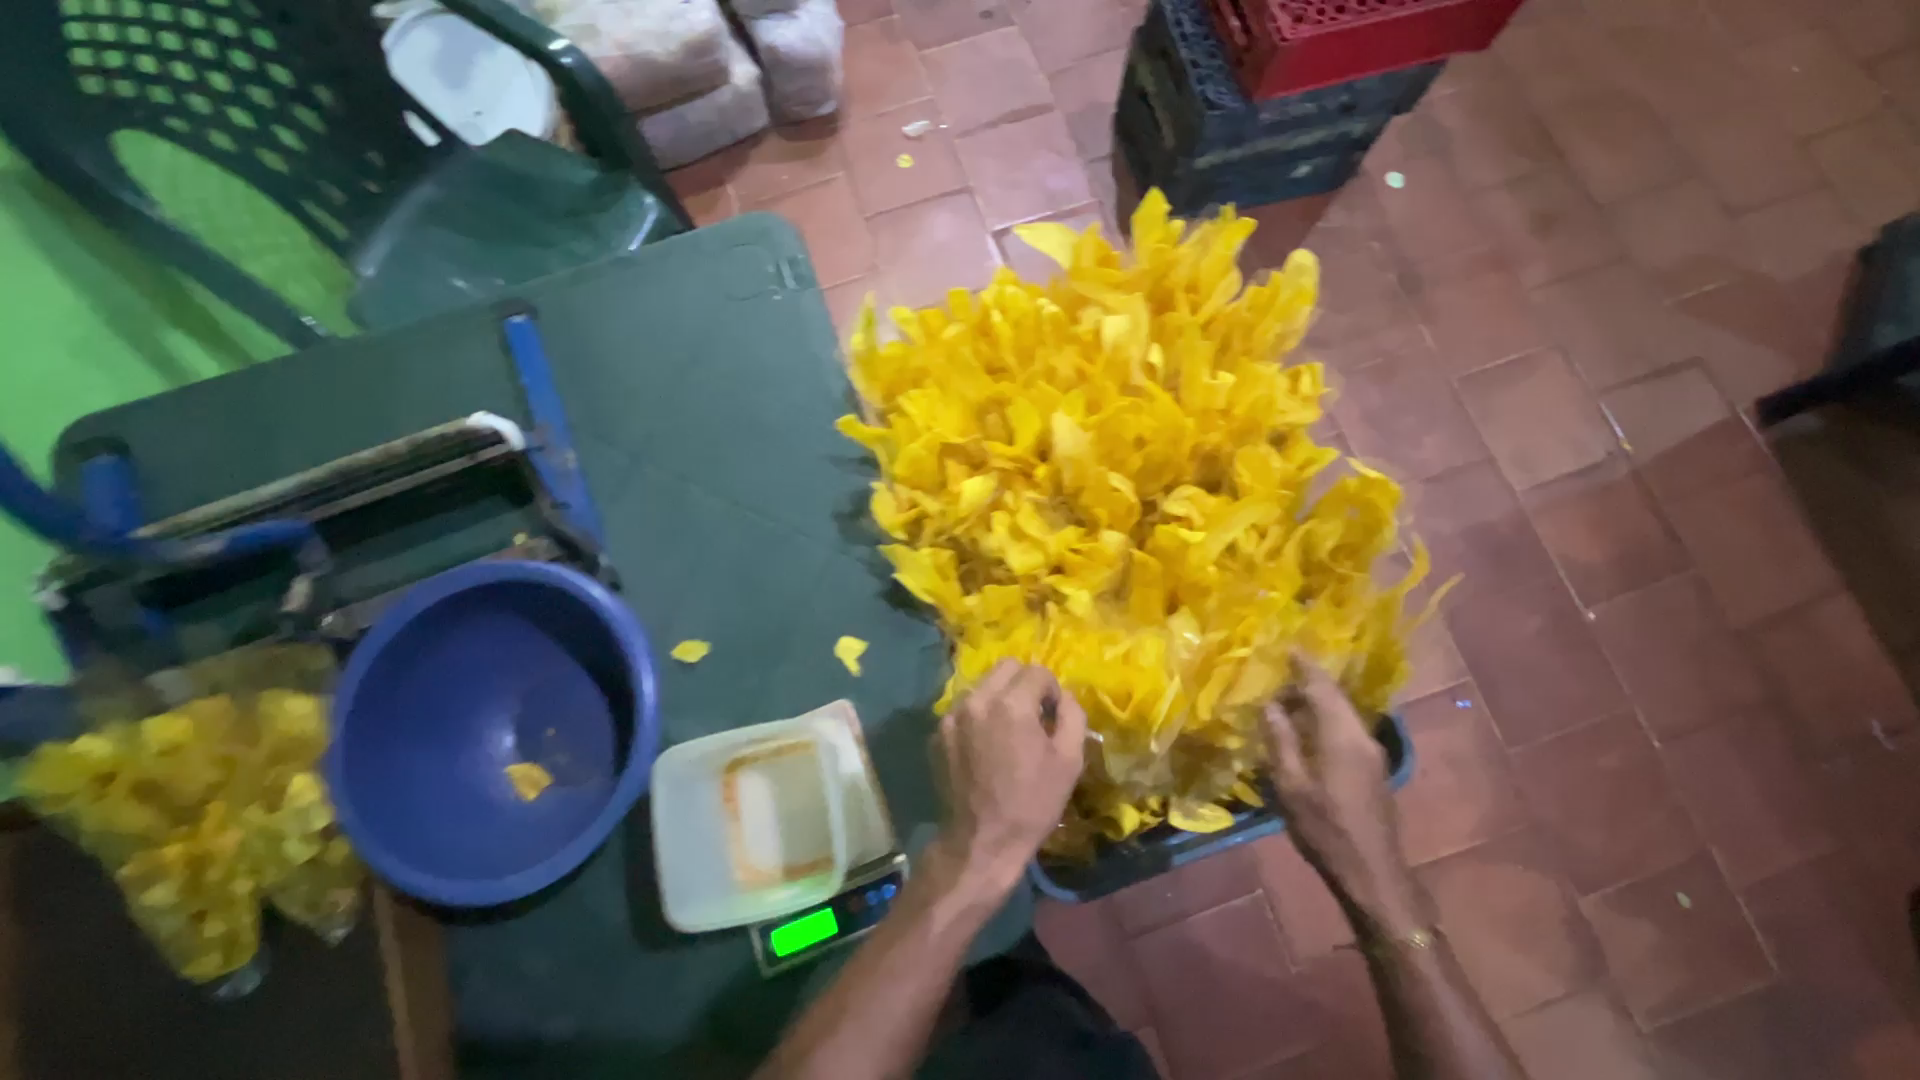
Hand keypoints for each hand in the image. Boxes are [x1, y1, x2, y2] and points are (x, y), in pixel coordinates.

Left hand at [935, 660, 1086, 895]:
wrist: (981, 841)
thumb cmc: (1032, 803)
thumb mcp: (1070, 761)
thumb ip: (1072, 716)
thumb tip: (1063, 697)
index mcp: (1011, 704)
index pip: (1037, 671)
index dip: (1052, 691)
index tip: (1053, 717)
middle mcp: (977, 700)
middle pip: (1006, 667)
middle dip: (1024, 685)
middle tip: (1032, 717)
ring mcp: (951, 716)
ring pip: (982, 686)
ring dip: (999, 699)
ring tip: (1006, 733)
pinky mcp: (937, 733)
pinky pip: (963, 709)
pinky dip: (978, 717)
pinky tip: (984, 748)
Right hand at [1263, 657, 1422, 932]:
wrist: (1373, 870)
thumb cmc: (1326, 828)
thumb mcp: (1291, 785)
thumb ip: (1281, 741)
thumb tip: (1271, 705)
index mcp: (1342, 736)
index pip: (1322, 689)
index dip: (1305, 667)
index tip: (1289, 647)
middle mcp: (1362, 737)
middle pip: (1336, 698)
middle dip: (1309, 682)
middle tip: (1281, 674)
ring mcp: (1372, 753)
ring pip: (1343, 714)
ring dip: (1318, 702)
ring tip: (1288, 699)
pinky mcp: (1373, 769)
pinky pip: (1347, 729)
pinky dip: (1326, 719)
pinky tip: (1308, 728)